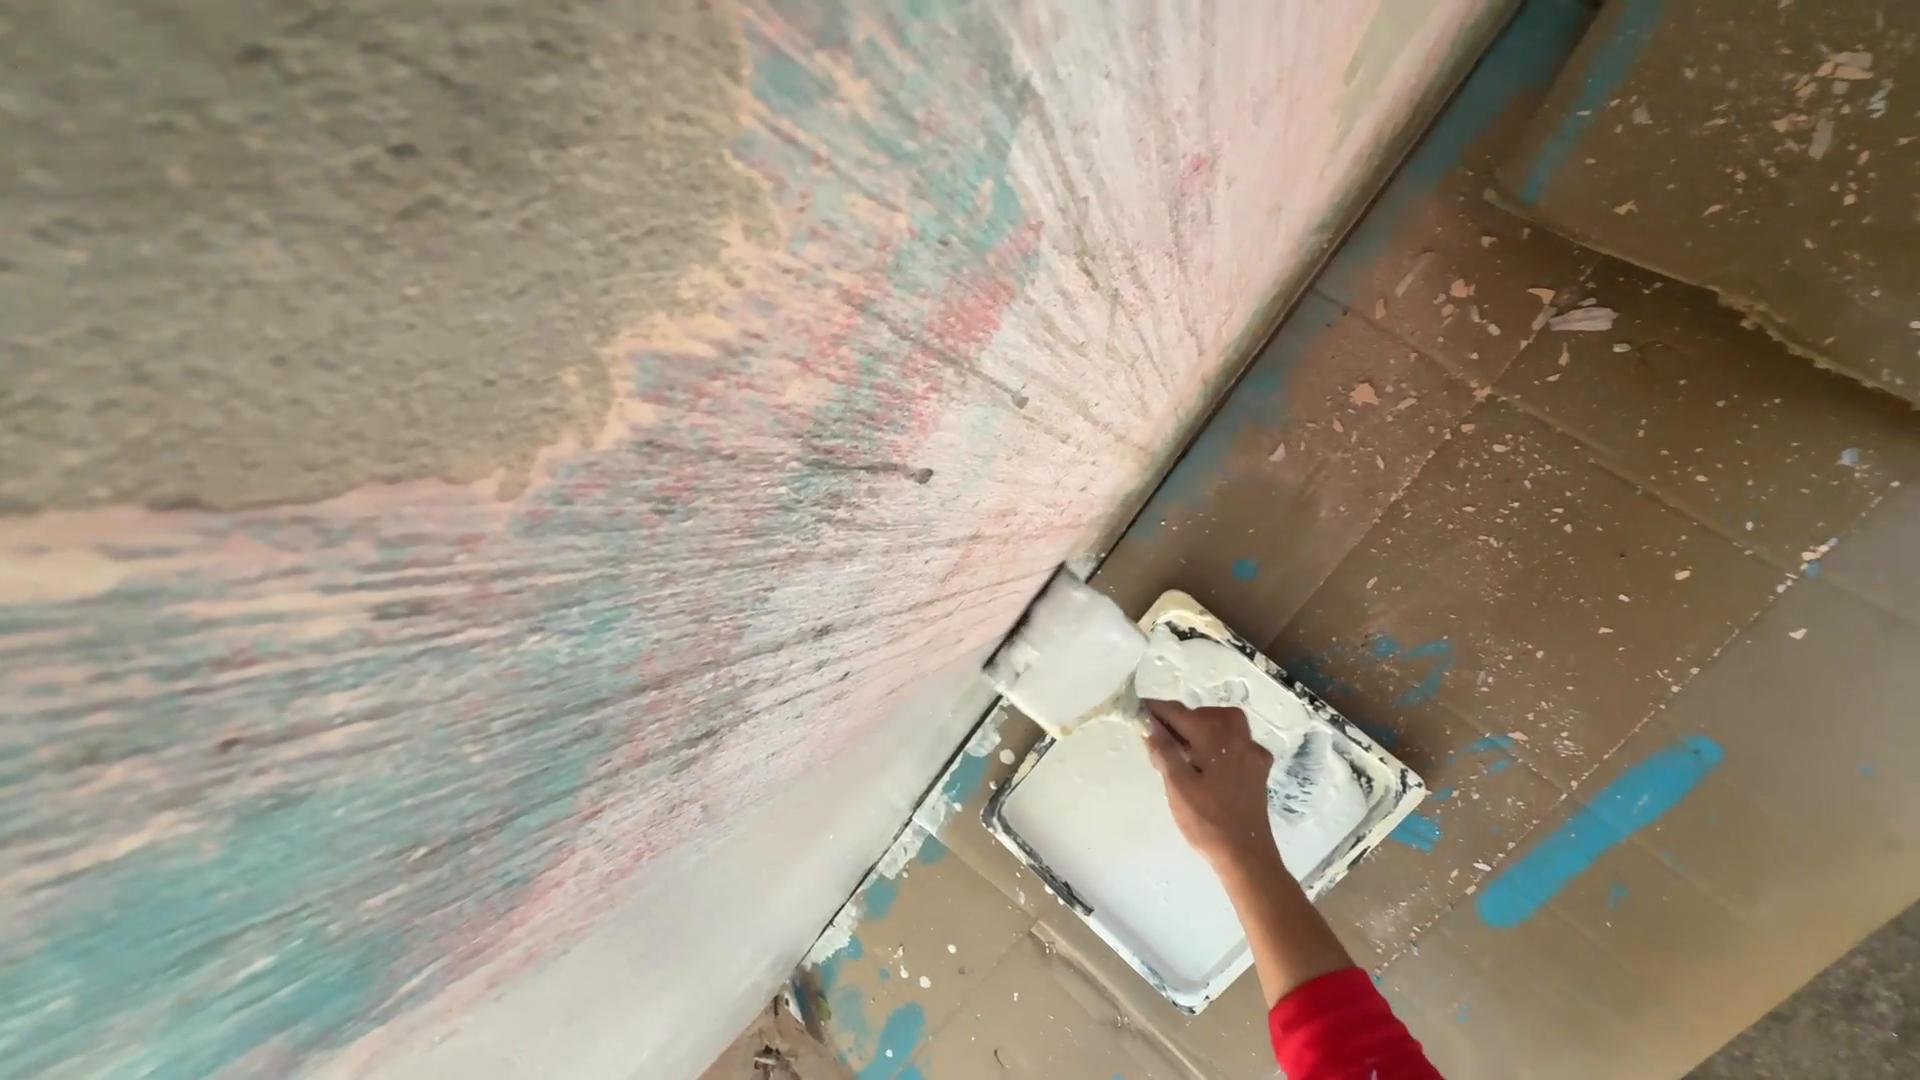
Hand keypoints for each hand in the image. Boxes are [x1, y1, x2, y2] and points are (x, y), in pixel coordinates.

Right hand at [1142, 699, 1279, 872]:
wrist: (1246, 856)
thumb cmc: (1207, 821)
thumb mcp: (1177, 784)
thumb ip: (1163, 749)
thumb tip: (1147, 723)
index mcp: (1216, 737)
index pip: (1179, 712)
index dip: (1156, 710)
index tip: (1137, 710)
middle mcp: (1238, 737)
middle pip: (1203, 715)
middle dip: (1180, 720)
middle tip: (1158, 737)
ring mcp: (1252, 753)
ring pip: (1222, 725)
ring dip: (1200, 729)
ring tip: (1180, 750)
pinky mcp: (1258, 769)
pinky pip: (1235, 743)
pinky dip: (1218, 743)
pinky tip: (1208, 762)